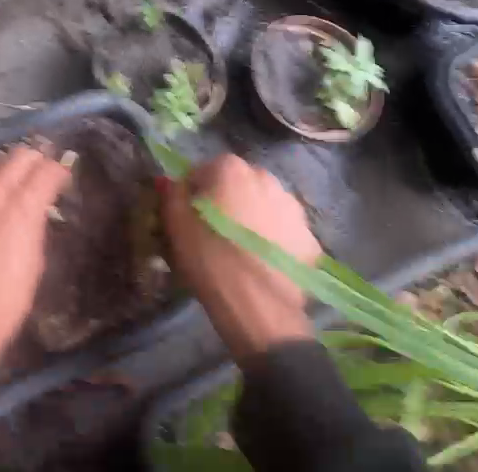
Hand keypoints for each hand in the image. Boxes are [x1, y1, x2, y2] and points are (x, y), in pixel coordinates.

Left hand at [0, 146, 70, 411]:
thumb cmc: (5, 304)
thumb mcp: (34, 264)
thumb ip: (37, 227)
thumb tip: (40, 209)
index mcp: (20, 208)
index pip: (45, 170)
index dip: (60, 169)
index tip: (67, 173)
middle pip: (18, 157)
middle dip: (36, 159)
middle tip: (48, 169)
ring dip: (13, 169)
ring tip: (25, 181)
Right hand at [161, 155, 320, 362]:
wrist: (257, 308)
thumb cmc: (209, 260)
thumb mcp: (176, 226)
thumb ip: (171, 194)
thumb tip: (167, 180)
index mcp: (231, 169)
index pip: (205, 171)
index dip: (195, 194)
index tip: (190, 218)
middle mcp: (267, 178)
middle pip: (239, 185)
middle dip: (228, 202)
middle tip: (216, 234)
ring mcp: (293, 208)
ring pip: (266, 206)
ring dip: (254, 218)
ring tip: (242, 251)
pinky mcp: (310, 238)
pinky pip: (286, 232)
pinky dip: (276, 242)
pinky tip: (264, 265)